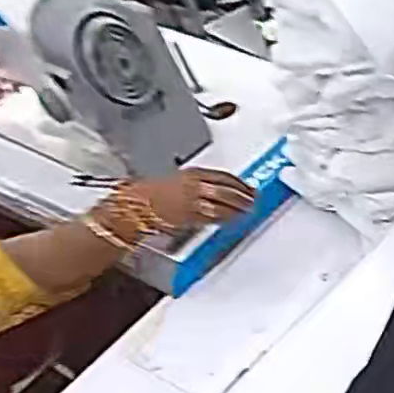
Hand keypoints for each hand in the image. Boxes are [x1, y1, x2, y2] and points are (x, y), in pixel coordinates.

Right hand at [126, 168, 254, 231]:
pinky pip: (214, 216)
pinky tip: (235, 219)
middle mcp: (194, 185)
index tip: (251, 188)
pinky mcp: (191, 214)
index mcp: (192, 173)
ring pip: (223, 203)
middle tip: (255, 200)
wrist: (138, 203)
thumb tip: (224, 193)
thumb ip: (202, 186)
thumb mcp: (181, 182)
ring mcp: (193, 200)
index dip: (239, 183)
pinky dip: (227, 217)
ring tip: (249, 210)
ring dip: (239, 208)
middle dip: (243, 195)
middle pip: (226, 189)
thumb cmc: (157, 194)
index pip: (222, 176)